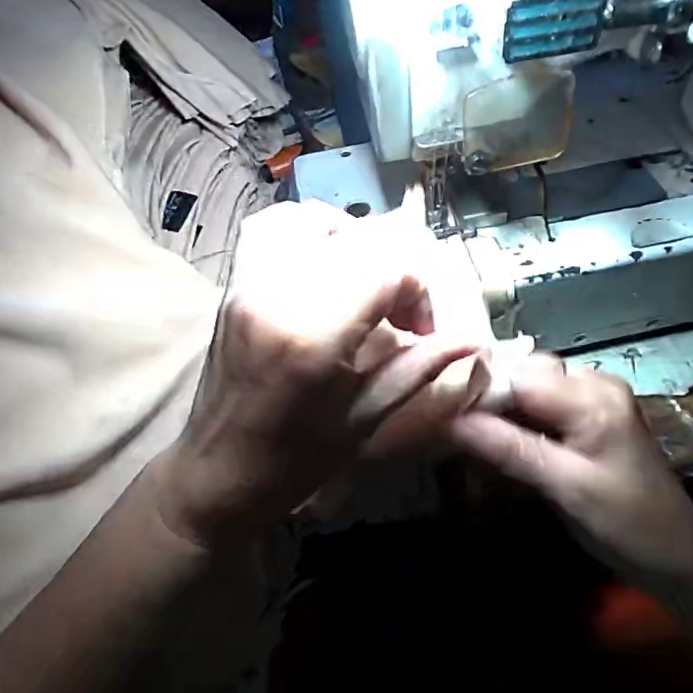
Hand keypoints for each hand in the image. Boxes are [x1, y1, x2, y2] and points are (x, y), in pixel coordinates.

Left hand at [157, 201, 478, 546]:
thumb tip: (474, 340)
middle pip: (356, 242)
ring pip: (311, 220)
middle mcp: (276, 296)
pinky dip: (306, 230)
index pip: (386, 271)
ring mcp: (248, 284)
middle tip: (399, 314)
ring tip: (366, 279)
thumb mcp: (368, 419)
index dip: (418, 295)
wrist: (218, 472)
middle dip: (394, 271)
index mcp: (312, 338)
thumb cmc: (296, 460)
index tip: (421, 333)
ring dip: (352, 240)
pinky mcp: (234, 284)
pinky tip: (326, 260)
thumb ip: (421, 367)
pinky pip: (269, 227)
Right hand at [448, 356, 692, 590]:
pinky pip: (545, 403)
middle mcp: (594, 384)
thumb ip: (512, 450)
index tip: (441, 413)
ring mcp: (595, 398)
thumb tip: (452, 421)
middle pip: (525, 373)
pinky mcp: (591, 415)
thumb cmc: (629, 524)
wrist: (679, 554)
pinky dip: (520, 419)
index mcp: (594, 396)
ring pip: (531, 386)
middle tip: (453, 428)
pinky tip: (503, 441)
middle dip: (489, 397)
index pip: (521, 376)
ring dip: (502, 409)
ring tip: (470, 436)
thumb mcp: (568, 489)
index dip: (480, 391)